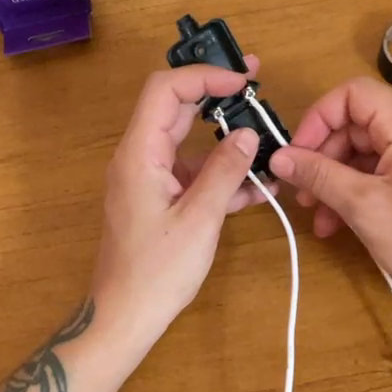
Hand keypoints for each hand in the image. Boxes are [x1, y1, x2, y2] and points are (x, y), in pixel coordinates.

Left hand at [91, 62, 274, 344]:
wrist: (125, 316)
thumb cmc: (157, 271)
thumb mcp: (200, 219)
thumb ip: (225, 172)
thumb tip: (249, 134)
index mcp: (139, 154)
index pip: (166, 90)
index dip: (204, 75)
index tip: (243, 79)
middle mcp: (137, 158)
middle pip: (175, 109)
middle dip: (215, 95)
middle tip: (255, 85)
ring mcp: (146, 180)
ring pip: (186, 143)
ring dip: (224, 142)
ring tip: (266, 145)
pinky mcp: (156, 200)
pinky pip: (188, 174)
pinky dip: (217, 174)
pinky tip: (254, 187)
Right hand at [268, 78, 391, 321]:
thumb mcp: (363, 206)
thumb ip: (318, 176)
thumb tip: (279, 158)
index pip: (353, 94)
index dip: (317, 119)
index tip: (296, 155)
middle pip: (358, 124)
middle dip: (324, 157)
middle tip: (301, 193)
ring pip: (367, 150)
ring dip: (337, 179)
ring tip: (318, 216)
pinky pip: (384, 168)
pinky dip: (359, 188)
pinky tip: (339, 221)